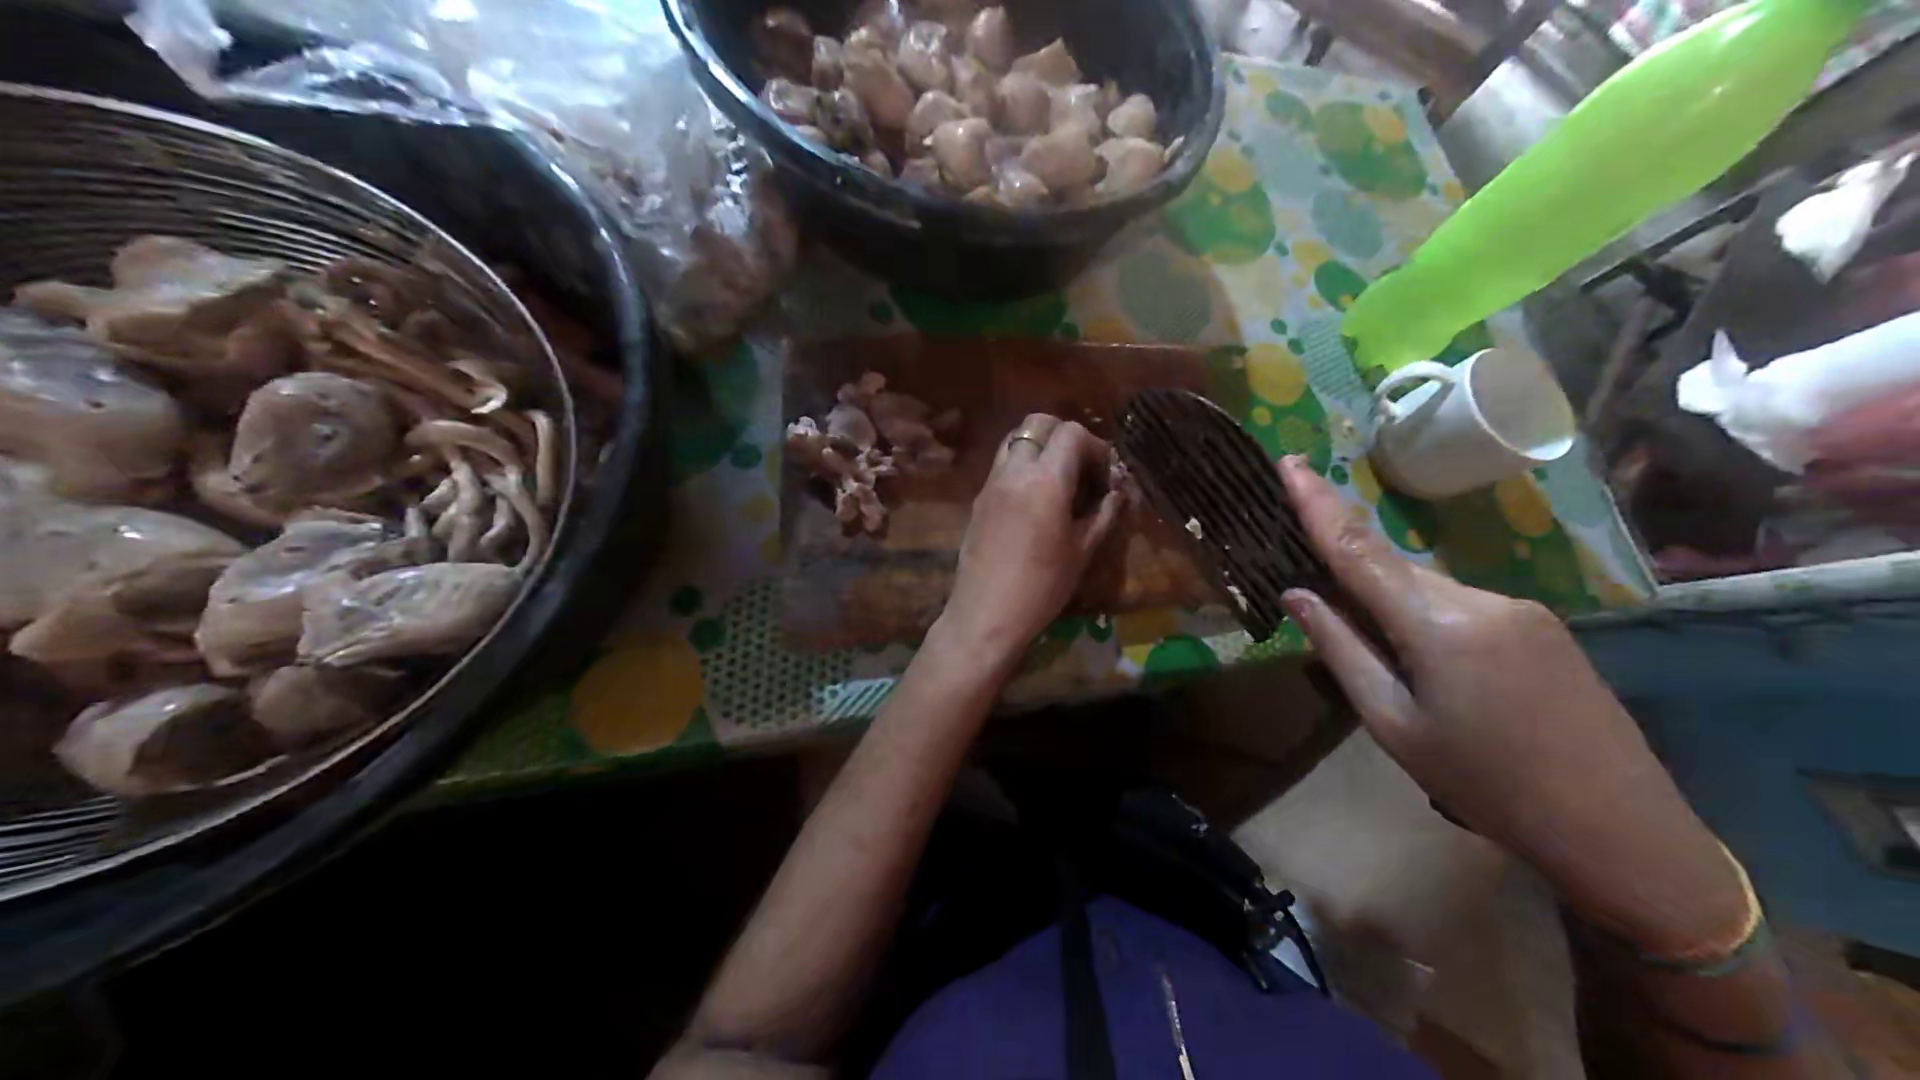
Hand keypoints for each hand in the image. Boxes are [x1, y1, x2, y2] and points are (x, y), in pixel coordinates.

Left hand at [936, 415, 1123, 666]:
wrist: (985, 614)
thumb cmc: (1042, 587)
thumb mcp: (1083, 550)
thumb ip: (1104, 513)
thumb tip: (1119, 492)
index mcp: (1044, 480)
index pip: (1071, 433)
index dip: (1095, 446)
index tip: (1105, 475)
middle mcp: (1014, 471)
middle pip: (1038, 423)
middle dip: (1066, 436)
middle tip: (1083, 469)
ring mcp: (991, 483)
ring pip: (1016, 439)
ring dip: (1041, 447)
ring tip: (1059, 481)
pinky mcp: (978, 499)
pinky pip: (1003, 464)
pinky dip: (1023, 465)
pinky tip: (1036, 500)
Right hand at [1276, 456, 1746, 957]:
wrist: (1620, 831)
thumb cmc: (1486, 785)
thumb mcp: (1393, 725)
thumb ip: (1342, 651)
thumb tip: (1298, 594)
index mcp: (1438, 625)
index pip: (1359, 549)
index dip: (1317, 504)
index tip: (1288, 461)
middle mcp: (1481, 599)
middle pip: (1391, 569)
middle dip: (1350, 578)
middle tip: (1322, 615)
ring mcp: (1519, 609)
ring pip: (1425, 587)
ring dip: (1391, 608)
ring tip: (1393, 671)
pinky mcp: (1541, 625)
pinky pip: (1460, 605)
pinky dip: (1426, 620)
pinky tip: (1435, 672)